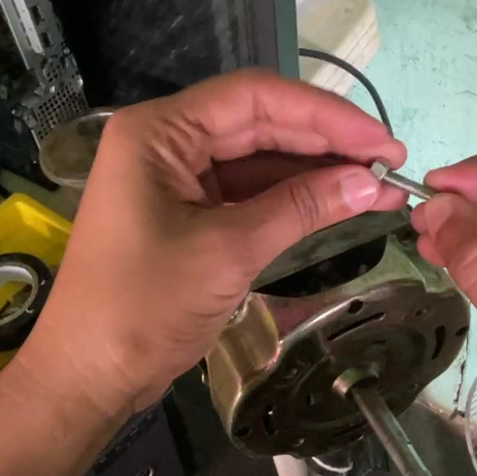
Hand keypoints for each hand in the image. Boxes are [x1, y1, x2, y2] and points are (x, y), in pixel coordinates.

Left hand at [20, 70, 405, 417]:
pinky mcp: (187, 212)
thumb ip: (300, 208)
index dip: (324, 114)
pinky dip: (290, 199)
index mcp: (159, 131)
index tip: (381, 141)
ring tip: (377, 186)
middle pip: (258, 123)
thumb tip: (370, 181)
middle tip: (390, 163)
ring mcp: (176, 177)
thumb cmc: (143, 307)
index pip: (253, 98)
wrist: (87, 377)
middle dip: (325, 142)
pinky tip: (336, 204)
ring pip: (257, 158)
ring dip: (314, 172)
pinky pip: (247, 192)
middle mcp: (166, 142)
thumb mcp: (228, 251)